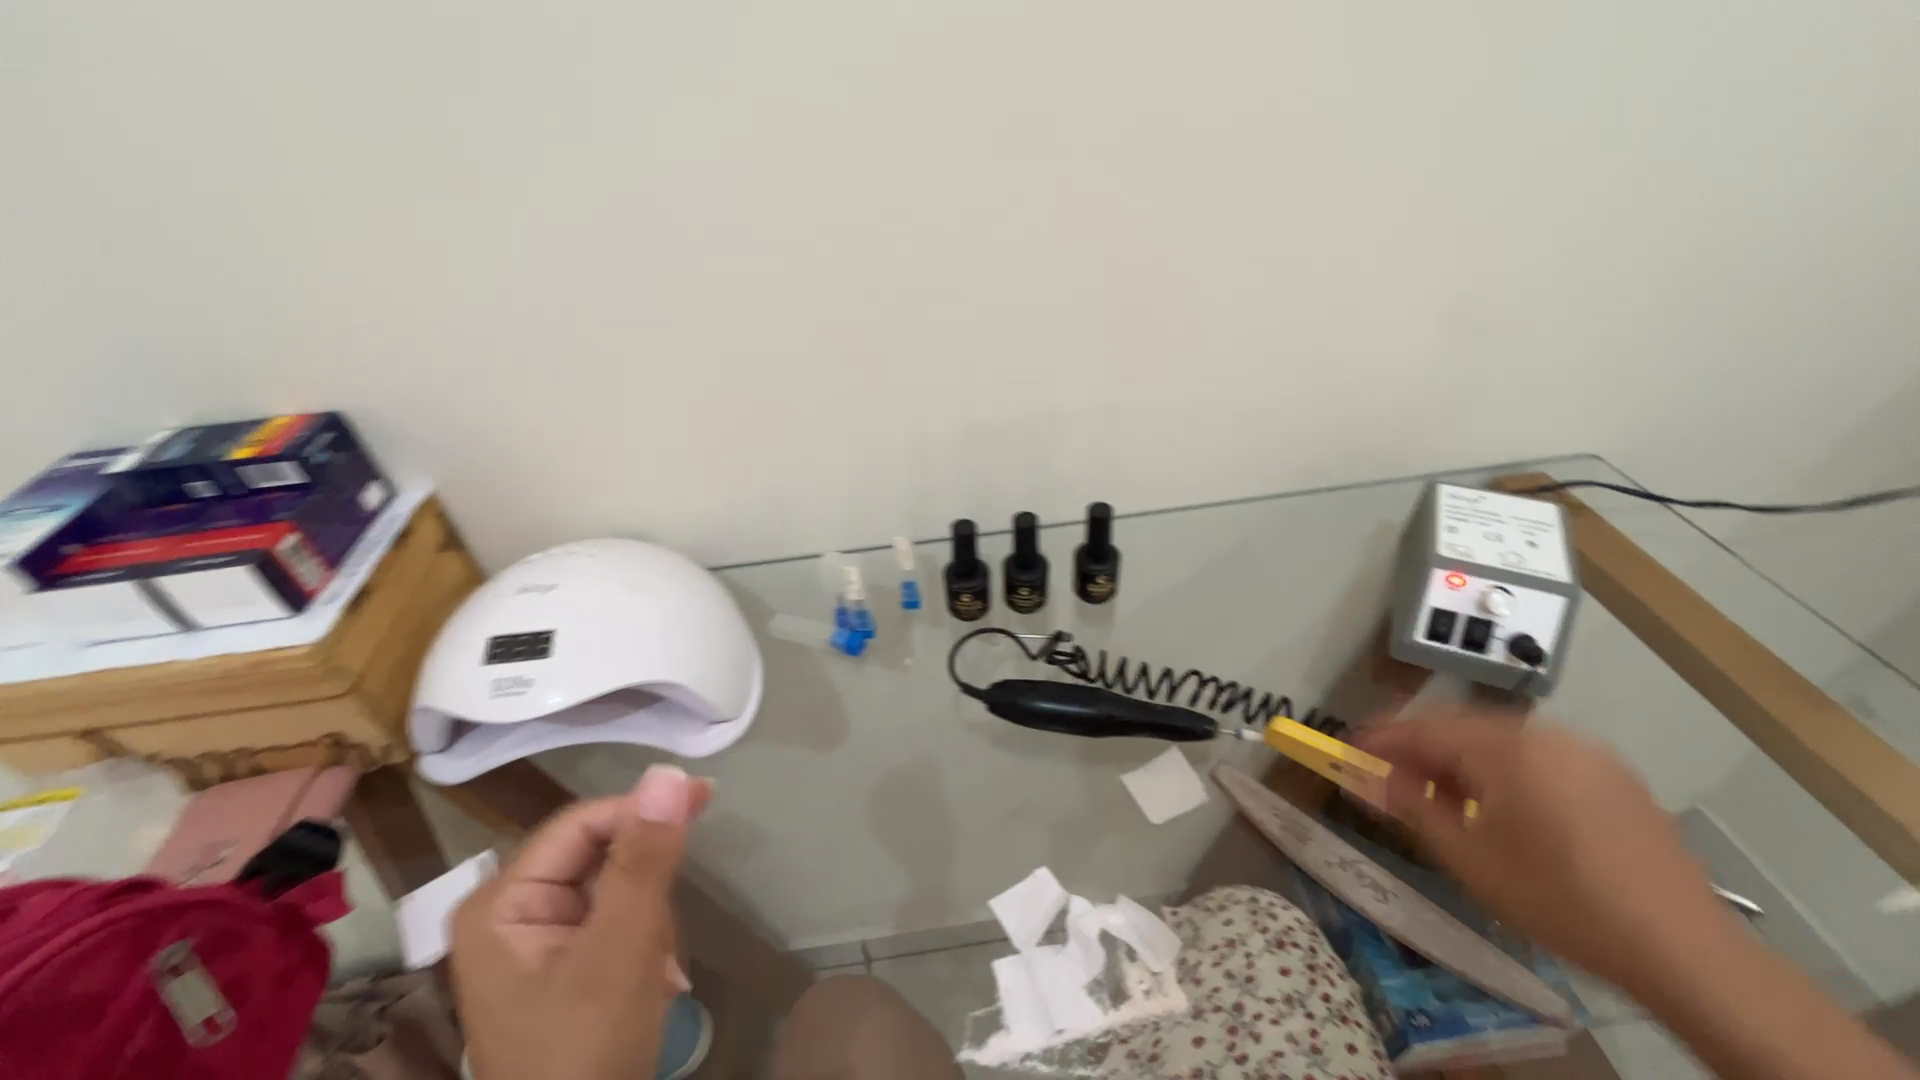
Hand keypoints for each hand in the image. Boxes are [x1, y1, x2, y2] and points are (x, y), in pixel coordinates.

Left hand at [451, 764, 712, 1079]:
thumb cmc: (585, 1052)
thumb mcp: (622, 951)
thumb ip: (644, 860)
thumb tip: (668, 774)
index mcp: (501, 902)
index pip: (582, 823)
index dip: (643, 809)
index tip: (709, 800)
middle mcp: (508, 914)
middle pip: (599, 858)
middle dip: (644, 894)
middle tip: (663, 942)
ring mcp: (532, 945)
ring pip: (613, 893)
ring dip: (647, 926)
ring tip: (655, 975)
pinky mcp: (557, 970)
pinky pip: (611, 929)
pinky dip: (641, 948)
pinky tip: (652, 985)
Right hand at [1357, 708, 1731, 989]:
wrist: (1680, 947)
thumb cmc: (1558, 899)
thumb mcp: (1468, 858)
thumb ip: (1410, 805)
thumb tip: (1361, 775)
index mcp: (1507, 748)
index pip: (1424, 729)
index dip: (1380, 739)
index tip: (1346, 751)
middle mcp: (1547, 735)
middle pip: (1463, 729)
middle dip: (1420, 751)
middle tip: (1388, 780)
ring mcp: (1587, 752)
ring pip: (1502, 743)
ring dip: (1461, 762)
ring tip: (1439, 799)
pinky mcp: (1615, 777)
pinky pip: (1540, 758)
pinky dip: (1504, 772)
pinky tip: (1499, 809)